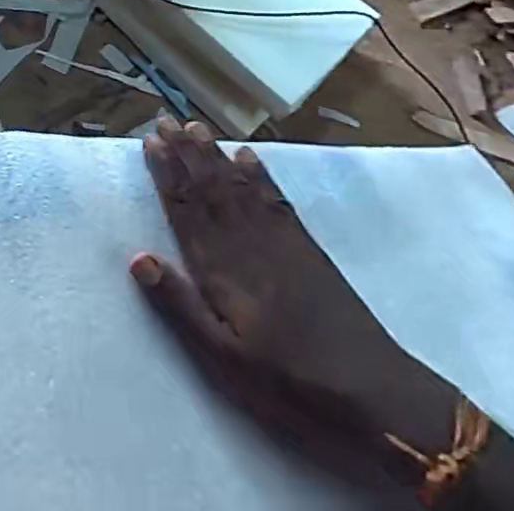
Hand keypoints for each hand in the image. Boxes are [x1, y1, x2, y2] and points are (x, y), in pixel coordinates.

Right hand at [130, 119, 455, 486]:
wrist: (376, 395)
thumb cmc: (289, 384)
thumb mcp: (223, 360)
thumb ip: (179, 306)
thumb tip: (138, 257)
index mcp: (223, 269)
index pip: (187, 210)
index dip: (167, 174)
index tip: (150, 142)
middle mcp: (248, 243)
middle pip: (211, 188)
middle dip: (185, 152)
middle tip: (165, 119)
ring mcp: (281, 242)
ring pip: (239, 186)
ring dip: (215, 155)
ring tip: (196, 127)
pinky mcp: (306, 248)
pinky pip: (276, 199)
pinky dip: (260, 174)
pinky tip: (248, 157)